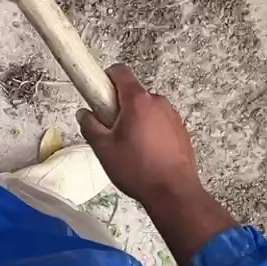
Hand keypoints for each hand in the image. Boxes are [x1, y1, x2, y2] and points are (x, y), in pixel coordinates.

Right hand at [79, 66, 236, 265]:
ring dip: (137, 119)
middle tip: (112, 130)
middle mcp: (158, 102)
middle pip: (133, 93)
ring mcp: (173, 115)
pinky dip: (151, 131)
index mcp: (138, 100)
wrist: (174, 193)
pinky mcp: (181, 130)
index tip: (99, 94)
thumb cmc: (137, 169)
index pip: (120, 71)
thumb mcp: (103, 148)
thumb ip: (90, 125)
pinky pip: (160, 122)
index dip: (105, 78)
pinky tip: (147, 154)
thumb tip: (84, 114)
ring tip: (130, 147)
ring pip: (147, 109)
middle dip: (120, 106)